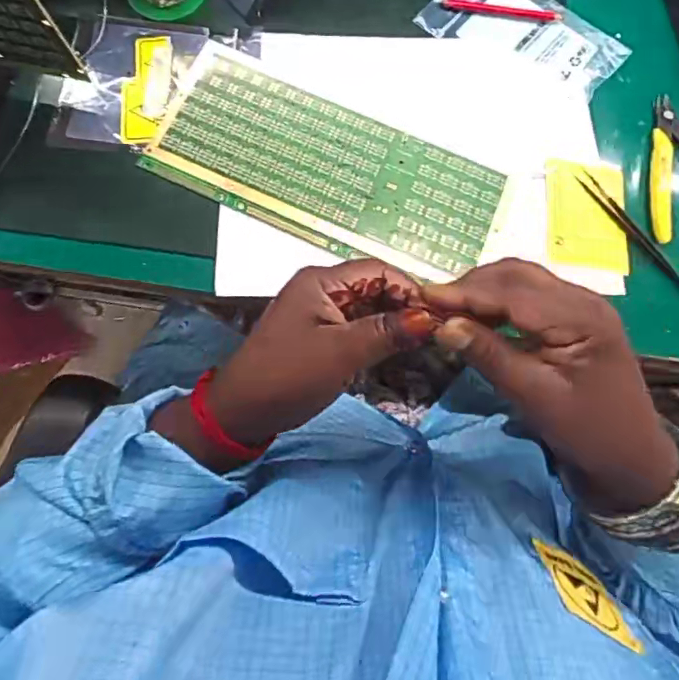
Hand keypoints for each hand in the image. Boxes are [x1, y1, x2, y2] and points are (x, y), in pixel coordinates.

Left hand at [152, 260, 437, 469]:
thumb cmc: (288, 375)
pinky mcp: (318, 335)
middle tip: (434, 334)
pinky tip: (396, 354)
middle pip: (373, 287)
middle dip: (403, 307)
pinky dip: (376, 337)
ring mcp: (318, 312)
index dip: (408, 288)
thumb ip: (386, 332)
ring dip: (391, 324)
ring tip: (422, 345)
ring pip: (366, 308)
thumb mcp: (341, 352)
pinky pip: (355, 327)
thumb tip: (429, 318)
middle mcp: (319, 289)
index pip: (376, 270)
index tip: (436, 316)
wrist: (242, 410)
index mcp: (320, 281)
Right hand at [424, 259, 678, 510]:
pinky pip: (528, 293)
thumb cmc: (588, 433)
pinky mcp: (574, 315)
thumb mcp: (534, 397)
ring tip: (449, 310)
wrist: (635, 461)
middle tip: (431, 305)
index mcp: (581, 317)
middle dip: (470, 286)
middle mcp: (583, 299)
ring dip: (481, 289)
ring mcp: (580, 305)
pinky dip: (497, 299)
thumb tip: (443, 325)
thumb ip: (489, 355)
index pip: (511, 291)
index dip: (464, 292)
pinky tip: (478, 317)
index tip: (423, 298)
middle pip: (515, 275)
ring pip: (519, 279)